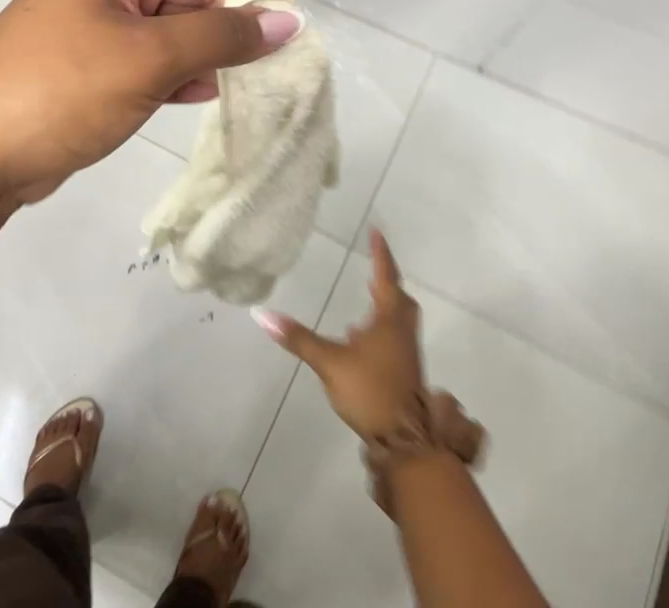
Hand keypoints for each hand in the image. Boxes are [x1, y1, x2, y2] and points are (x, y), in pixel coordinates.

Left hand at [0, 0, 301, 205]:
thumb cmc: (61, 90)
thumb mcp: (149, 57)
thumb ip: (221, 37)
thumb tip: (288, 19)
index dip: (245, 5)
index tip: (285, 47)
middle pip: (185, 5)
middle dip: (224, 40)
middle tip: (269, 79)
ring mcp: (88, 36)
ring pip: (165, 42)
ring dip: (200, 65)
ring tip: (241, 94)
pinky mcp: (82, 78)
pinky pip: (141, 70)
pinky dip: (171, 83)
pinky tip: (197, 100)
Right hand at [253, 230, 424, 438]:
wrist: (405, 437)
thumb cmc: (370, 390)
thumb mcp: (329, 362)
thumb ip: (298, 338)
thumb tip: (263, 314)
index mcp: (389, 321)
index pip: (385, 278)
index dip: (381, 254)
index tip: (377, 232)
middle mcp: (402, 332)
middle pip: (399, 298)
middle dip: (387, 280)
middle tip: (374, 266)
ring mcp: (406, 354)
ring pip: (399, 319)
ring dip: (385, 305)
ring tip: (366, 299)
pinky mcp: (403, 372)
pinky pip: (394, 338)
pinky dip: (381, 329)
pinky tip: (359, 339)